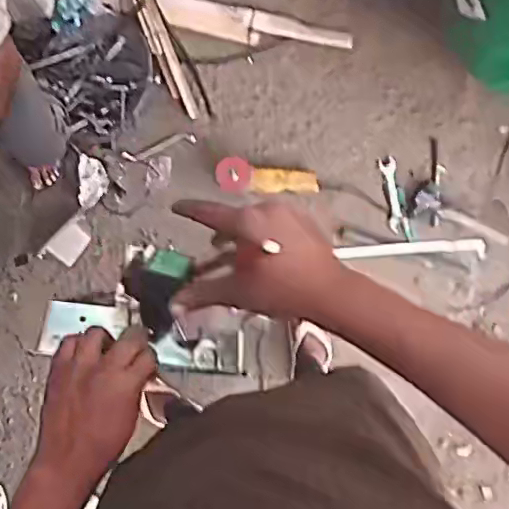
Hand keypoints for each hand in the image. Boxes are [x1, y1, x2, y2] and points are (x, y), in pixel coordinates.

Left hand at [33, 327, 156, 487]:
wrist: (67, 460)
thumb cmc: (97, 448)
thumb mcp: (131, 417)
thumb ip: (136, 389)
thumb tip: (139, 377)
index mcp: (126, 382)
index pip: (148, 354)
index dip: (151, 357)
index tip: (149, 360)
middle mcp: (102, 369)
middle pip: (128, 336)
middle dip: (137, 340)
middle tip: (136, 346)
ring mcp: (78, 366)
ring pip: (95, 331)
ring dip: (105, 338)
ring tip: (106, 346)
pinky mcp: (58, 369)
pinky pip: (68, 343)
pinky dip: (77, 344)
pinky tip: (81, 352)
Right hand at [171, 200, 355, 323]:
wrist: (329, 293)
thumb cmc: (290, 289)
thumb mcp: (237, 292)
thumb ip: (202, 293)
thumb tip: (180, 300)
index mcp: (249, 221)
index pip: (209, 212)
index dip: (189, 211)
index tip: (179, 207)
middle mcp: (269, 211)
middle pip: (234, 221)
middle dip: (221, 240)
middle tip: (213, 255)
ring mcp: (288, 215)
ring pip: (254, 224)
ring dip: (242, 241)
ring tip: (239, 264)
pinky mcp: (303, 224)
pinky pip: (274, 226)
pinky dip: (263, 239)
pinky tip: (264, 261)